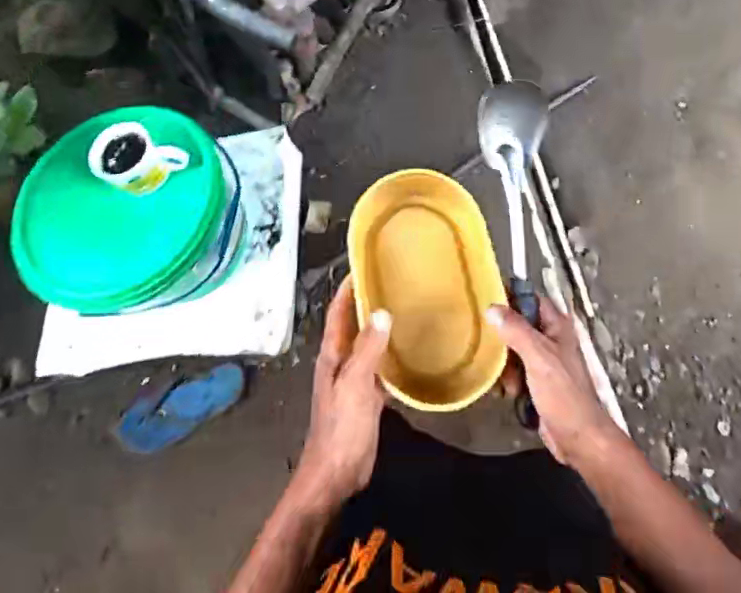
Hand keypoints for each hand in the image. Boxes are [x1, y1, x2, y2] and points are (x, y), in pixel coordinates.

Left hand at [293, 275, 392, 506]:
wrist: (336, 474)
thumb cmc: (341, 426)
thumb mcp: (356, 384)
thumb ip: (368, 349)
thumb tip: (382, 311)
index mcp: (332, 354)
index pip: (337, 312)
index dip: (346, 289)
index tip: (362, 265)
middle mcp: (340, 361)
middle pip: (352, 325)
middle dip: (366, 302)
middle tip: (391, 281)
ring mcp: (352, 380)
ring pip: (367, 345)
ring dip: (379, 328)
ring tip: (403, 308)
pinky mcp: (366, 397)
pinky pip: (379, 367)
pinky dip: (390, 355)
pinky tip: (408, 351)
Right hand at [486, 298, 627, 467]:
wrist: (579, 439)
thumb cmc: (563, 394)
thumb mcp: (538, 357)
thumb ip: (516, 330)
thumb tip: (491, 308)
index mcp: (557, 326)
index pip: (530, 298)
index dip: (510, 297)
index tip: (486, 302)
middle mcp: (551, 339)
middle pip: (517, 324)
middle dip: (503, 339)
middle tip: (494, 352)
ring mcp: (544, 361)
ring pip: (513, 349)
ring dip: (505, 364)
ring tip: (507, 382)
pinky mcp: (537, 381)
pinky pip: (515, 370)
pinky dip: (508, 378)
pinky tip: (507, 392)